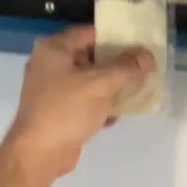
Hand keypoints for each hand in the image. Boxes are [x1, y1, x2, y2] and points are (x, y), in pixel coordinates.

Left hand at [2, 26, 153, 180]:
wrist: (39, 153)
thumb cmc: (67, 109)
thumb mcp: (101, 83)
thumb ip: (127, 67)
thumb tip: (148, 56)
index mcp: (54, 48)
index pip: (90, 32)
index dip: (116, 36)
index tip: (140, 43)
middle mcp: (49, 64)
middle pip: (90, 56)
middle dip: (117, 64)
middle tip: (143, 66)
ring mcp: (51, 89)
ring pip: (88, 81)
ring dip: (111, 86)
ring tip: (137, 89)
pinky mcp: (57, 111)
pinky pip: (83, 101)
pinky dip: (100, 105)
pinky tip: (118, 114)